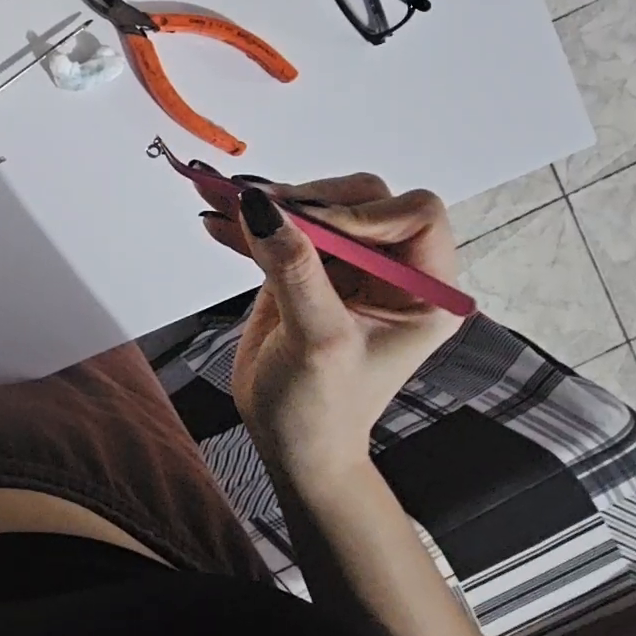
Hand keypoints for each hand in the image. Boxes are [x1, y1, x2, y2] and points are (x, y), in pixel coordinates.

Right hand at [195, 170, 463, 478]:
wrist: (291, 440)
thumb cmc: (323, 408)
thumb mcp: (317, 339)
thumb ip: (294, 270)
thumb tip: (262, 207)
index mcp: (421, 289)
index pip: (412, 215)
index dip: (361, 214)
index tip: (309, 231)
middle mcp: (387, 272)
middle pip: (356, 201)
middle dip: (305, 201)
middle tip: (254, 206)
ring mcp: (341, 270)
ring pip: (308, 210)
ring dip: (262, 203)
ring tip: (217, 196)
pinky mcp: (299, 273)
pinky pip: (274, 233)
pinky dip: (243, 225)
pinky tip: (215, 221)